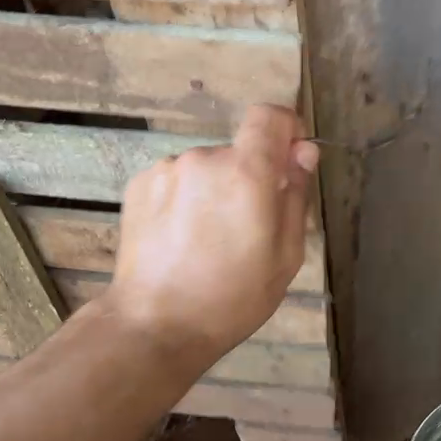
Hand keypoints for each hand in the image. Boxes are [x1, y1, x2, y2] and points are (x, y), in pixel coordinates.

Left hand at [107, 105, 318, 362]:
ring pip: (206, 169)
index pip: (270, 116)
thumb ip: (296, 195)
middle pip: (238, 152)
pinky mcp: (138, 185)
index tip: (289, 162)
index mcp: (246, 172)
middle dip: (249, 179)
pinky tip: (180, 241)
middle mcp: (203, 159)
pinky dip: (185, 201)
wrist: (154, 325)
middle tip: (245, 231)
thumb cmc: (231, 298)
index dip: (286, 130)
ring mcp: (165, 170)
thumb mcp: (285, 255)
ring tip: (207, 242)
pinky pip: (177, 182)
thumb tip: (302, 152)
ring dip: (214, 192)